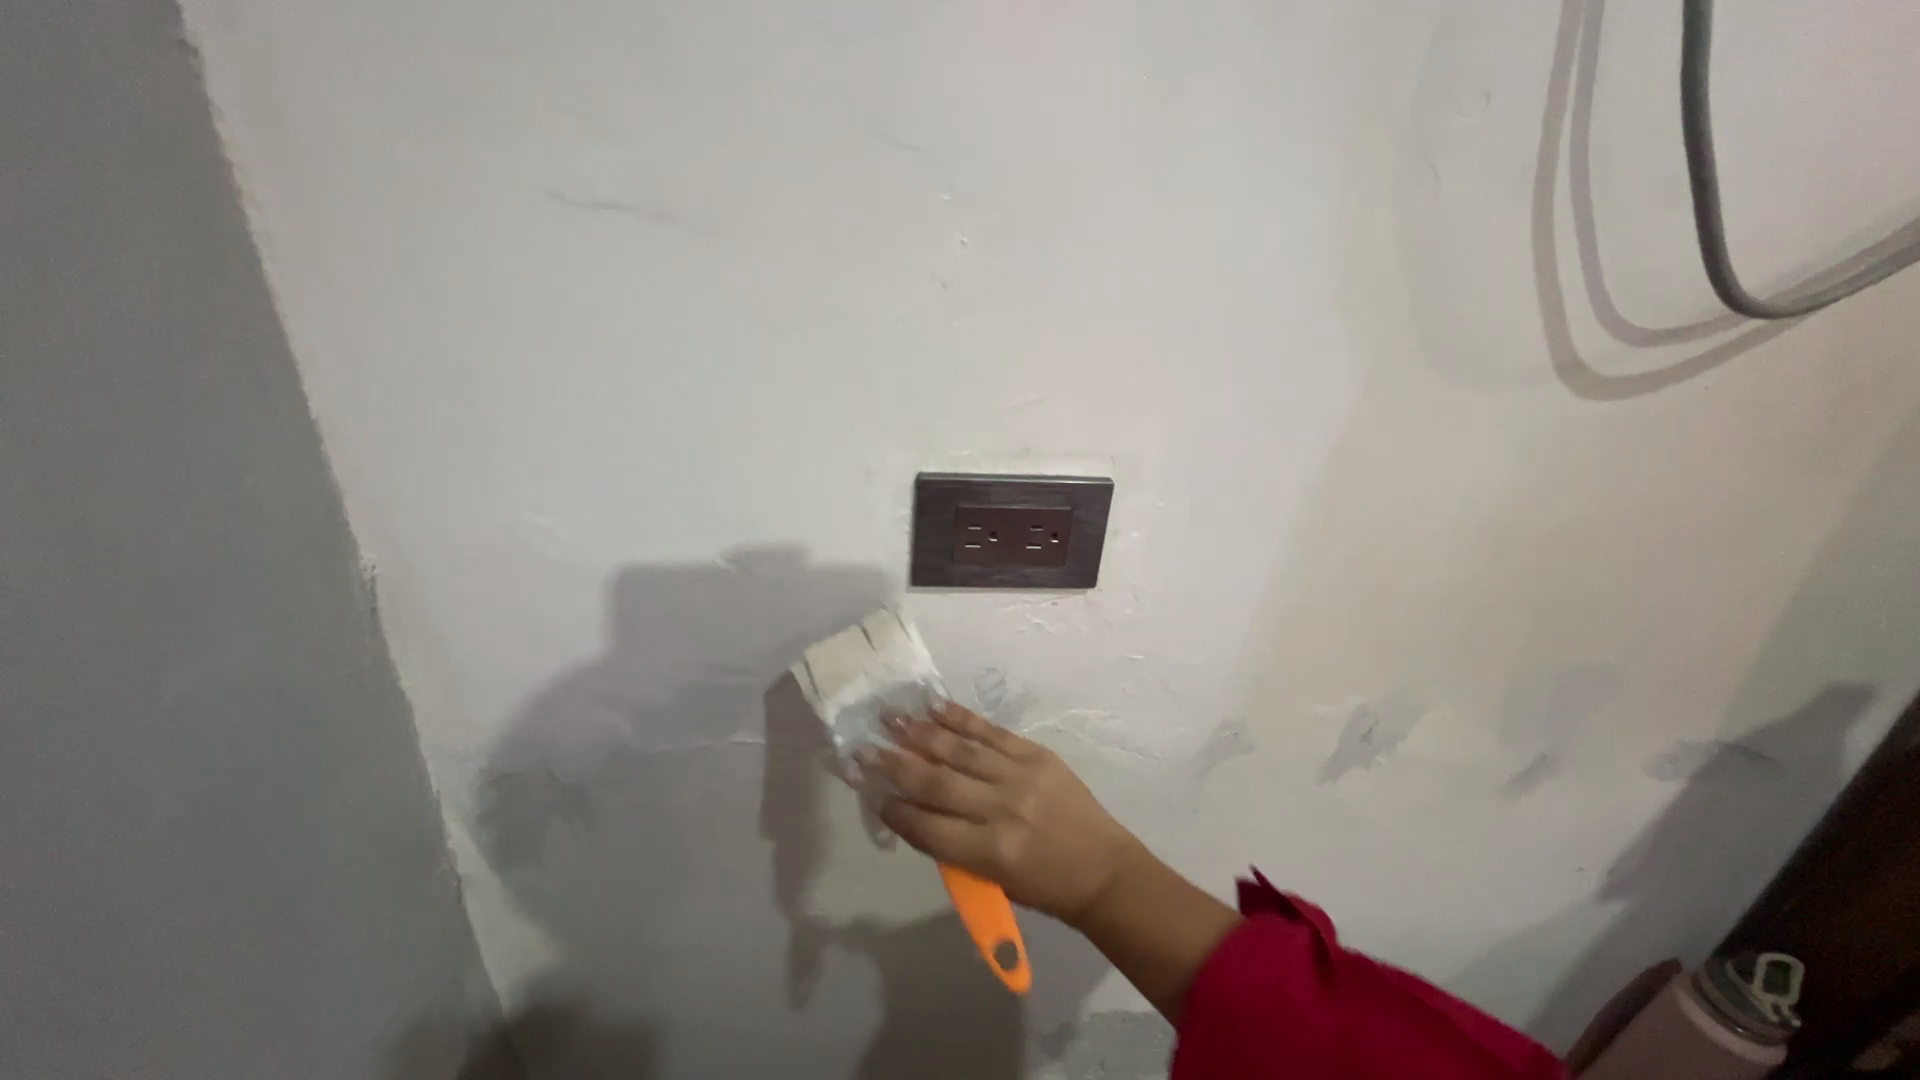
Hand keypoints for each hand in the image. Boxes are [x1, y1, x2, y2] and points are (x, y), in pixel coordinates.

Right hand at [858, 701, 1145, 925]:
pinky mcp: (1037, 755)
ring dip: (920, 732)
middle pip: (936, 782)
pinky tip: (934, 706)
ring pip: (959, 750)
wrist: (1103, 870)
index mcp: (990, 853)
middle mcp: (1002, 811)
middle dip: (894, 764)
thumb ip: (952, 848)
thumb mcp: (992, 881)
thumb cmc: (1043, 887)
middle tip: (864, 748)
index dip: (893, 810)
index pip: (927, 827)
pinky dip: (960, 717)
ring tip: (889, 716)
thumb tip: (910, 810)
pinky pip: (991, 732)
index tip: (868, 791)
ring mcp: (1020, 778)